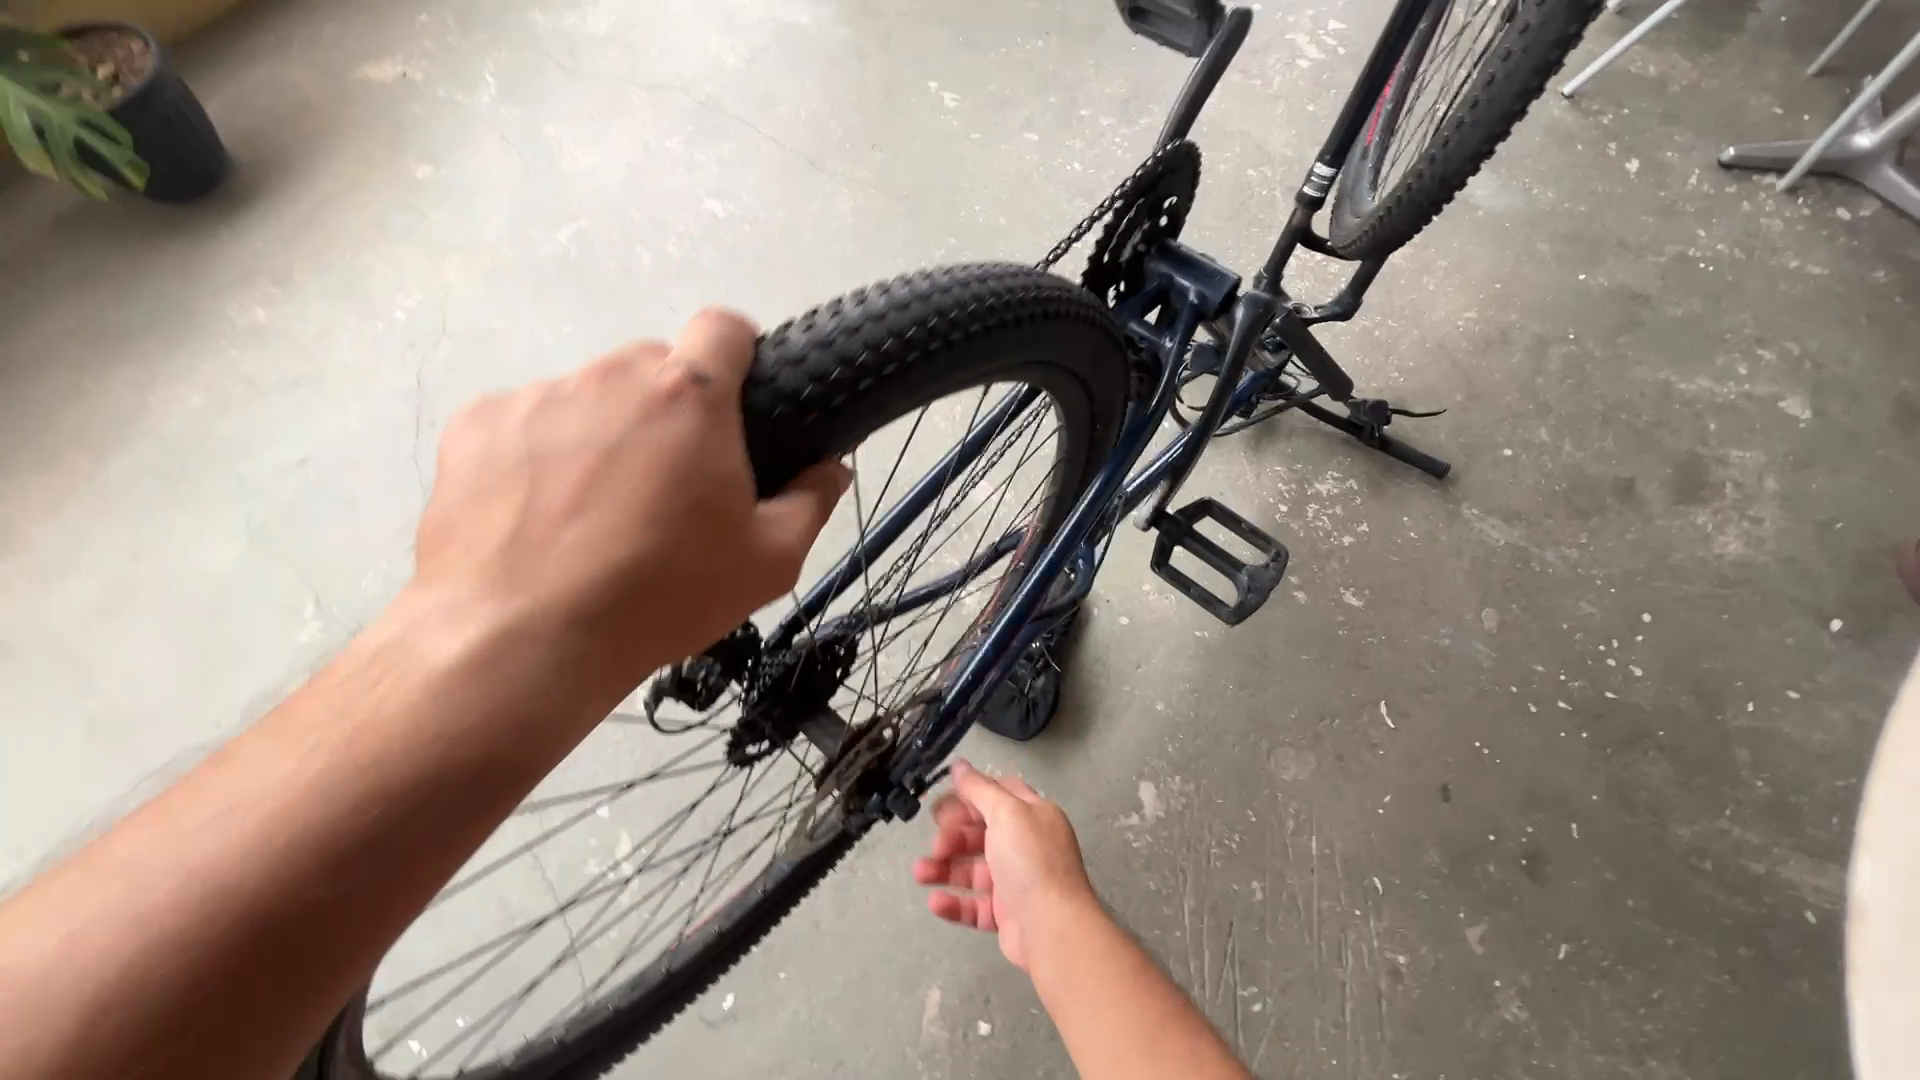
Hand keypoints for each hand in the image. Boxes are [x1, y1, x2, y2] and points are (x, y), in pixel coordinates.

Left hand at [407, 309, 849, 697]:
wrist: (522, 641)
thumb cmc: (662, 596)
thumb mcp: (767, 563)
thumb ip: (810, 503)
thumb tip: (831, 468)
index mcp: (690, 396)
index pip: (724, 327)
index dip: (737, 354)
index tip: (736, 400)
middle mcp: (611, 376)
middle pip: (653, 367)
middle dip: (669, 409)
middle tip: (668, 483)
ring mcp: (536, 396)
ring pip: (590, 396)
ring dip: (605, 432)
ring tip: (595, 509)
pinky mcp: (475, 425)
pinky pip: (527, 422)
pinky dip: (541, 454)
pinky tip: (538, 514)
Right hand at [912, 759, 1098, 971]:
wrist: (1053, 929)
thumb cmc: (1031, 862)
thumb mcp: (1006, 813)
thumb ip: (980, 789)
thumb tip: (959, 765)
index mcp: (1032, 816)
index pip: (998, 795)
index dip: (970, 796)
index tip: (943, 803)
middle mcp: (1026, 845)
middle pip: (981, 833)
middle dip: (953, 835)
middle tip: (936, 842)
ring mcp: (1016, 881)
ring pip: (973, 870)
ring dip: (944, 868)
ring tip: (920, 873)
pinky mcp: (1006, 914)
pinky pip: (974, 905)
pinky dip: (954, 902)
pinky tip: (935, 901)